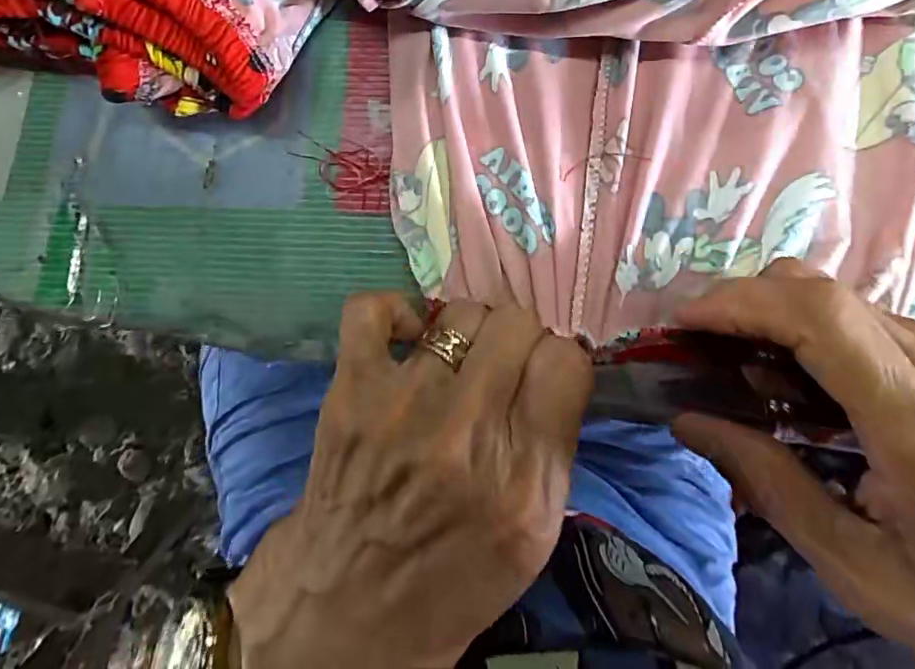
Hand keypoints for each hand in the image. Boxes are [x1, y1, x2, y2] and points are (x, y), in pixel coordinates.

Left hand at [228, 293, 592, 668]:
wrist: (350, 606)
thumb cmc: (452, 576)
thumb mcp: (534, 533)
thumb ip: (552, 444)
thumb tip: (555, 363)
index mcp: (522, 478)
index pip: (564, 361)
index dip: (556, 360)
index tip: (541, 374)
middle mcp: (466, 432)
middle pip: (515, 323)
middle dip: (516, 341)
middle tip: (498, 368)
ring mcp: (403, 403)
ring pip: (459, 312)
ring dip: (466, 333)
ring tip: (454, 362)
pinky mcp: (351, 389)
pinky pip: (370, 309)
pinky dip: (393, 311)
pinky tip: (405, 337)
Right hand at [670, 259, 914, 668]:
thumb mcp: (863, 571)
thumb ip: (768, 484)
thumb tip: (687, 420)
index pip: (821, 318)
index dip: (740, 302)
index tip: (683, 322)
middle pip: (822, 291)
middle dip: (743, 304)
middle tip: (699, 345)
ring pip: (841, 299)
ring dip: (777, 319)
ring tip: (746, 370)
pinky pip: (872, 321)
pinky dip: (817, 335)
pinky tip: (808, 384)